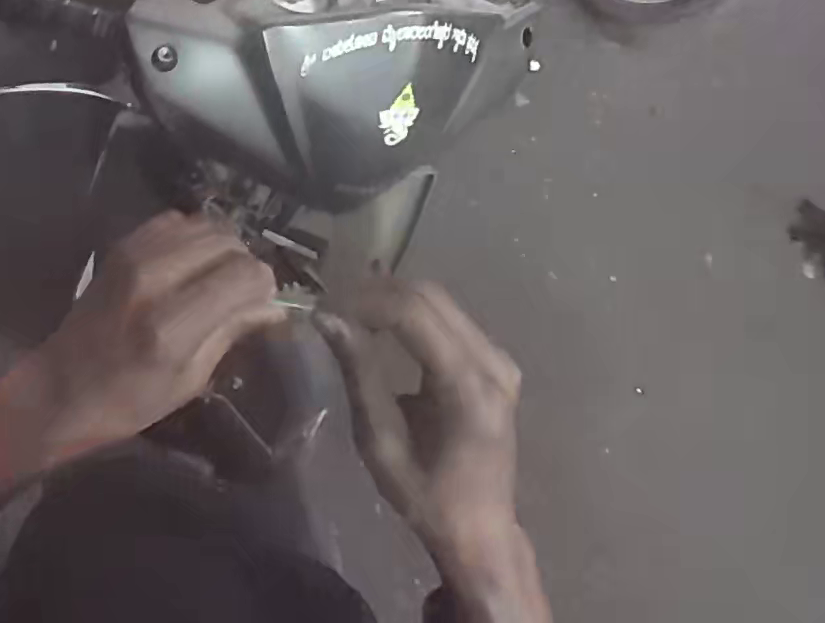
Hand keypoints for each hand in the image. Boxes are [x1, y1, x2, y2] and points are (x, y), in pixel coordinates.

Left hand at [0, 211, 284, 497]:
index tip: (263, 302)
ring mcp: (135, 254)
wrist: (60, 385)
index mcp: (172, 325)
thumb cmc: (127, 400)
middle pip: (228, 242)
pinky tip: (191, 261)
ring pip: (205, 225)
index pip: (244, 275)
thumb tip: (273, 305)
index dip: (264, 285)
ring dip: (222, 247)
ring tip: (219, 274)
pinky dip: (193, 236)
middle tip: (242, 290)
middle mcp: (154, 277)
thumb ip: (232, 331)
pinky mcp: (123, 244)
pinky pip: (177, 220)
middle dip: (245, 264)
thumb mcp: (189, 380)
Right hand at [317, 278, 550, 622]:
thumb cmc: (424, 496)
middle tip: (333, 308)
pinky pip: (445, 313)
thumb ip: (359, 372)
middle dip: (373, 293)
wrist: (480, 531)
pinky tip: (380, 322)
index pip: (411, 314)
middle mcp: (492, 362)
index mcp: (468, 387)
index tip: (325, 309)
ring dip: (388, 296)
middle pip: (425, 296)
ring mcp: (499, 357)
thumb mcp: (379, 441)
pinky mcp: (495, 358)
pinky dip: (407, 308)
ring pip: (435, 297)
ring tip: (350, 313)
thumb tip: (327, 317)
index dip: (364, 302)